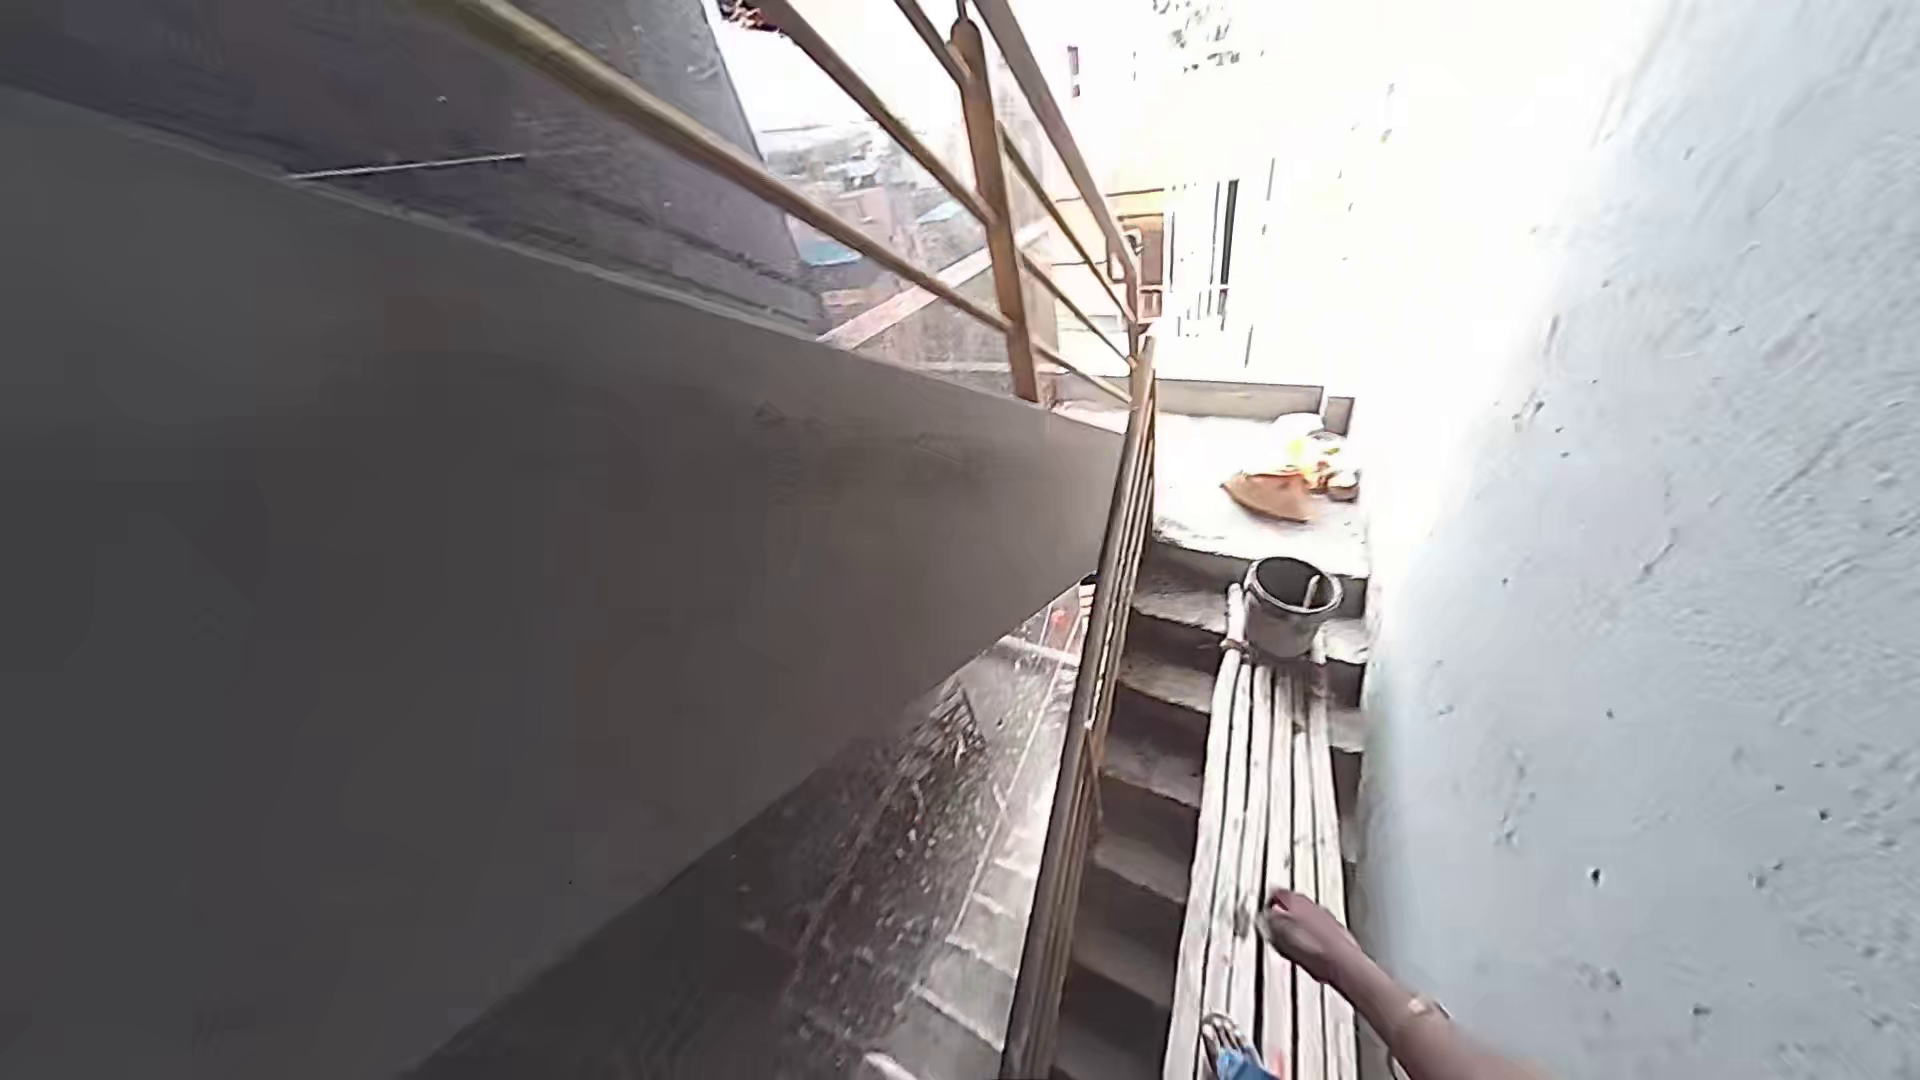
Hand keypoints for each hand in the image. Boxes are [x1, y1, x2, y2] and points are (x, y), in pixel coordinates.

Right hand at [1261, 888, 1360, 987]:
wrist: (1344, 966)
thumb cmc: (1313, 947)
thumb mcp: (1277, 932)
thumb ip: (1267, 920)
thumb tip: (1263, 917)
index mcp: (1295, 899)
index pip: (1276, 893)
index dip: (1268, 904)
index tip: (1264, 914)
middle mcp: (1313, 906)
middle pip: (1294, 907)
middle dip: (1286, 919)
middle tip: (1278, 932)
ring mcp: (1329, 921)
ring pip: (1308, 922)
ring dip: (1301, 931)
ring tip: (1295, 948)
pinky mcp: (1341, 939)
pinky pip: (1322, 937)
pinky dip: (1316, 943)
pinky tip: (1312, 957)